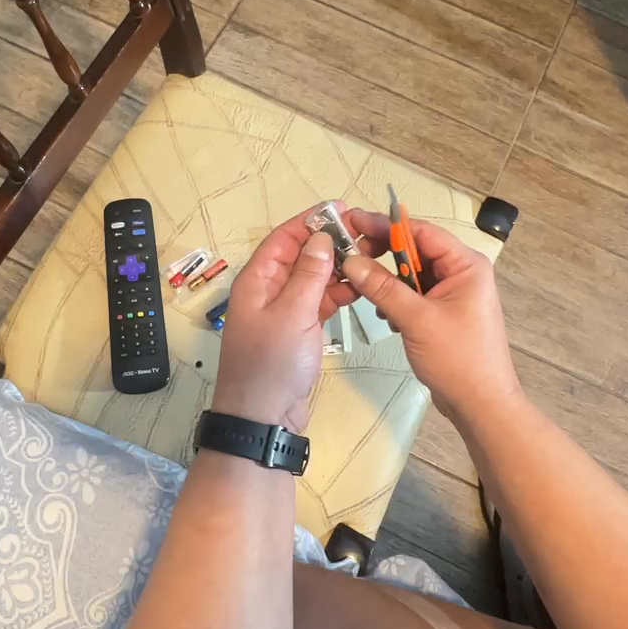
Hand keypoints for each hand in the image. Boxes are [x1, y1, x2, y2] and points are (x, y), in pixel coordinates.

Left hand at [210, 204, 362, 430]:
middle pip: (300, 256)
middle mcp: (268, 290)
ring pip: (312, 279)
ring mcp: (283, 311)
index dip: (311, 221)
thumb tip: (322, 238)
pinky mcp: (297, 330)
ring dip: (337, 268)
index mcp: (257, 280)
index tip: (342, 209)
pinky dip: (336, 294)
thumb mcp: (292, 314)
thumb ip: (309, 275)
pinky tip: (359, 287)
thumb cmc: (271, 364)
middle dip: (330, 243)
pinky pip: (318, 302)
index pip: (284, 238)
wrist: (262, 418)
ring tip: (370, 258)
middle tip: (366, 235)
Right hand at [340, 208, 519, 418]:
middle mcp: (461, 273)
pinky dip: (396, 301)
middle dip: (384, 256)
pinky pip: (414, 295)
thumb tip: (352, 262)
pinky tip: (387, 317)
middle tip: (352, 259)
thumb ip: (383, 288)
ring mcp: (453, 294)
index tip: (354, 224)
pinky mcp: (443, 313)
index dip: (386, 227)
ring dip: (389, 283)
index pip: (421, 232)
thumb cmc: (459, 359)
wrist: (481, 405)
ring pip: (411, 275)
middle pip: (415, 251)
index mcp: (466, 265)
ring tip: (369, 295)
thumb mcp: (416, 319)